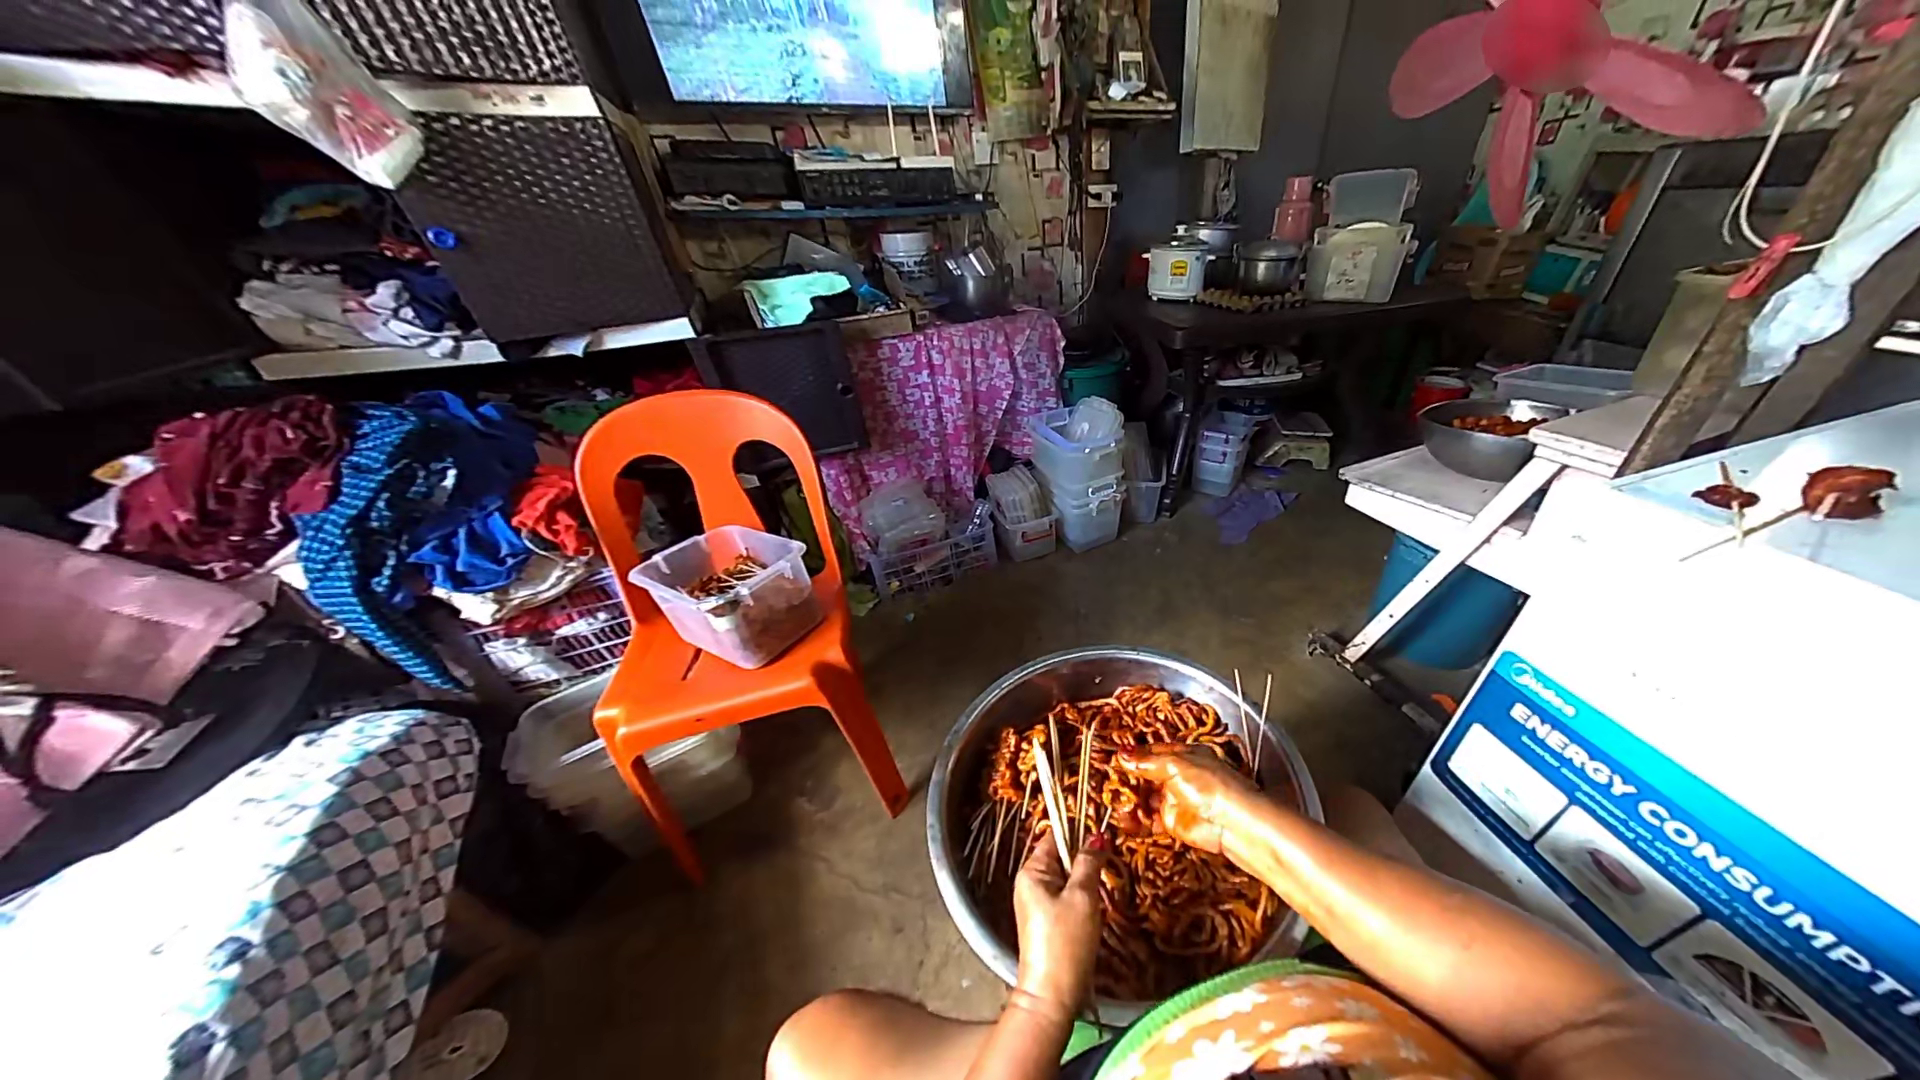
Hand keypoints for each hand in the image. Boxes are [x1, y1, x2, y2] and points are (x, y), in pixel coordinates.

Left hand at [1010, 834, 1106, 1018]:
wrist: (1052, 996)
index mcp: (1031, 871)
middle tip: (1110, 859)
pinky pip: (1065, 897)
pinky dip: (1081, 897)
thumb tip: (1096, 836)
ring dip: (1085, 878)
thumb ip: (1088, 864)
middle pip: (1059, 857)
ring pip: (1065, 878)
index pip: (1053, 837)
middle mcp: (1029, 883)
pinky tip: (1097, 906)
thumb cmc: (1066, 942)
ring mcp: (1036, 903)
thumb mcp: (1082, 897)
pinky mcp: (1046, 922)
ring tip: (1106, 880)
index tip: (1102, 830)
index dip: (1077, 831)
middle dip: (1083, 857)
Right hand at [1114, 745, 1258, 853]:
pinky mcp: (1172, 822)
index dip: (1133, 754)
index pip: (1152, 751)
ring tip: (1113, 800)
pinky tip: (1123, 817)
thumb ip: (1146, 761)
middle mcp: (1178, 775)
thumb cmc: (1210, 785)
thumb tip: (1121, 754)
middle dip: (1128, 778)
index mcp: (1183, 754)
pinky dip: (1135, 819)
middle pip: (1145, 774)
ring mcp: (1174, 798)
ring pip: (1144, 796)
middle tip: (1109, 781)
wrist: (1232, 824)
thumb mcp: (1175, 765)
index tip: (1112, 757)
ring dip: (1129, 798)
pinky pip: (1148, 819)